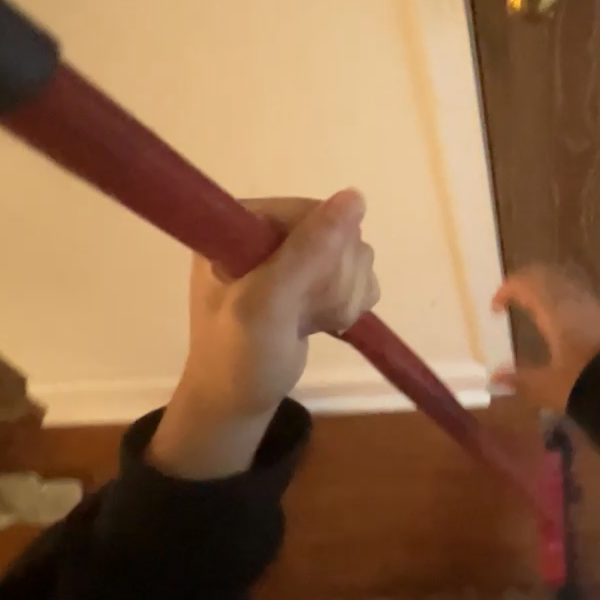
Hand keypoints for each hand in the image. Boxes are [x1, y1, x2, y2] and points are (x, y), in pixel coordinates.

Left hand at [149, 190, 379, 478]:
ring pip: (356, 251)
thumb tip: (356, 196)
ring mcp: (296, 250)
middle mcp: (273, 227)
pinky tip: (326, 318)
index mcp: (246, 221)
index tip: (302, 290)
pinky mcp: (317, 272)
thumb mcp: (266, 305)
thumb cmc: (237, 357)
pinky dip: (354, 299)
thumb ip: (307, 252)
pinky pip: (362, 269)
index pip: (314, 211)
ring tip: (308, 319)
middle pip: (341, 231)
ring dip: (344, 294)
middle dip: (334, 281)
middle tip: (301, 312)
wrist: (237, 402)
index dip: (323, 253)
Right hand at [489, 264, 599, 413]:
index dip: (507, 290)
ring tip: (532, 304)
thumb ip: (520, 379)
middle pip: (545, 274)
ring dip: (544, 286)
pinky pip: (576, 292)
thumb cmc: (582, 383)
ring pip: (562, 280)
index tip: (495, 309)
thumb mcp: (546, 386)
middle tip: (511, 297)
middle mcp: (571, 299)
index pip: (525, 284)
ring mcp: (591, 304)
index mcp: (553, 310)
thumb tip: (494, 377)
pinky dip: (560, 294)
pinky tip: (558, 316)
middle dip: (525, 281)